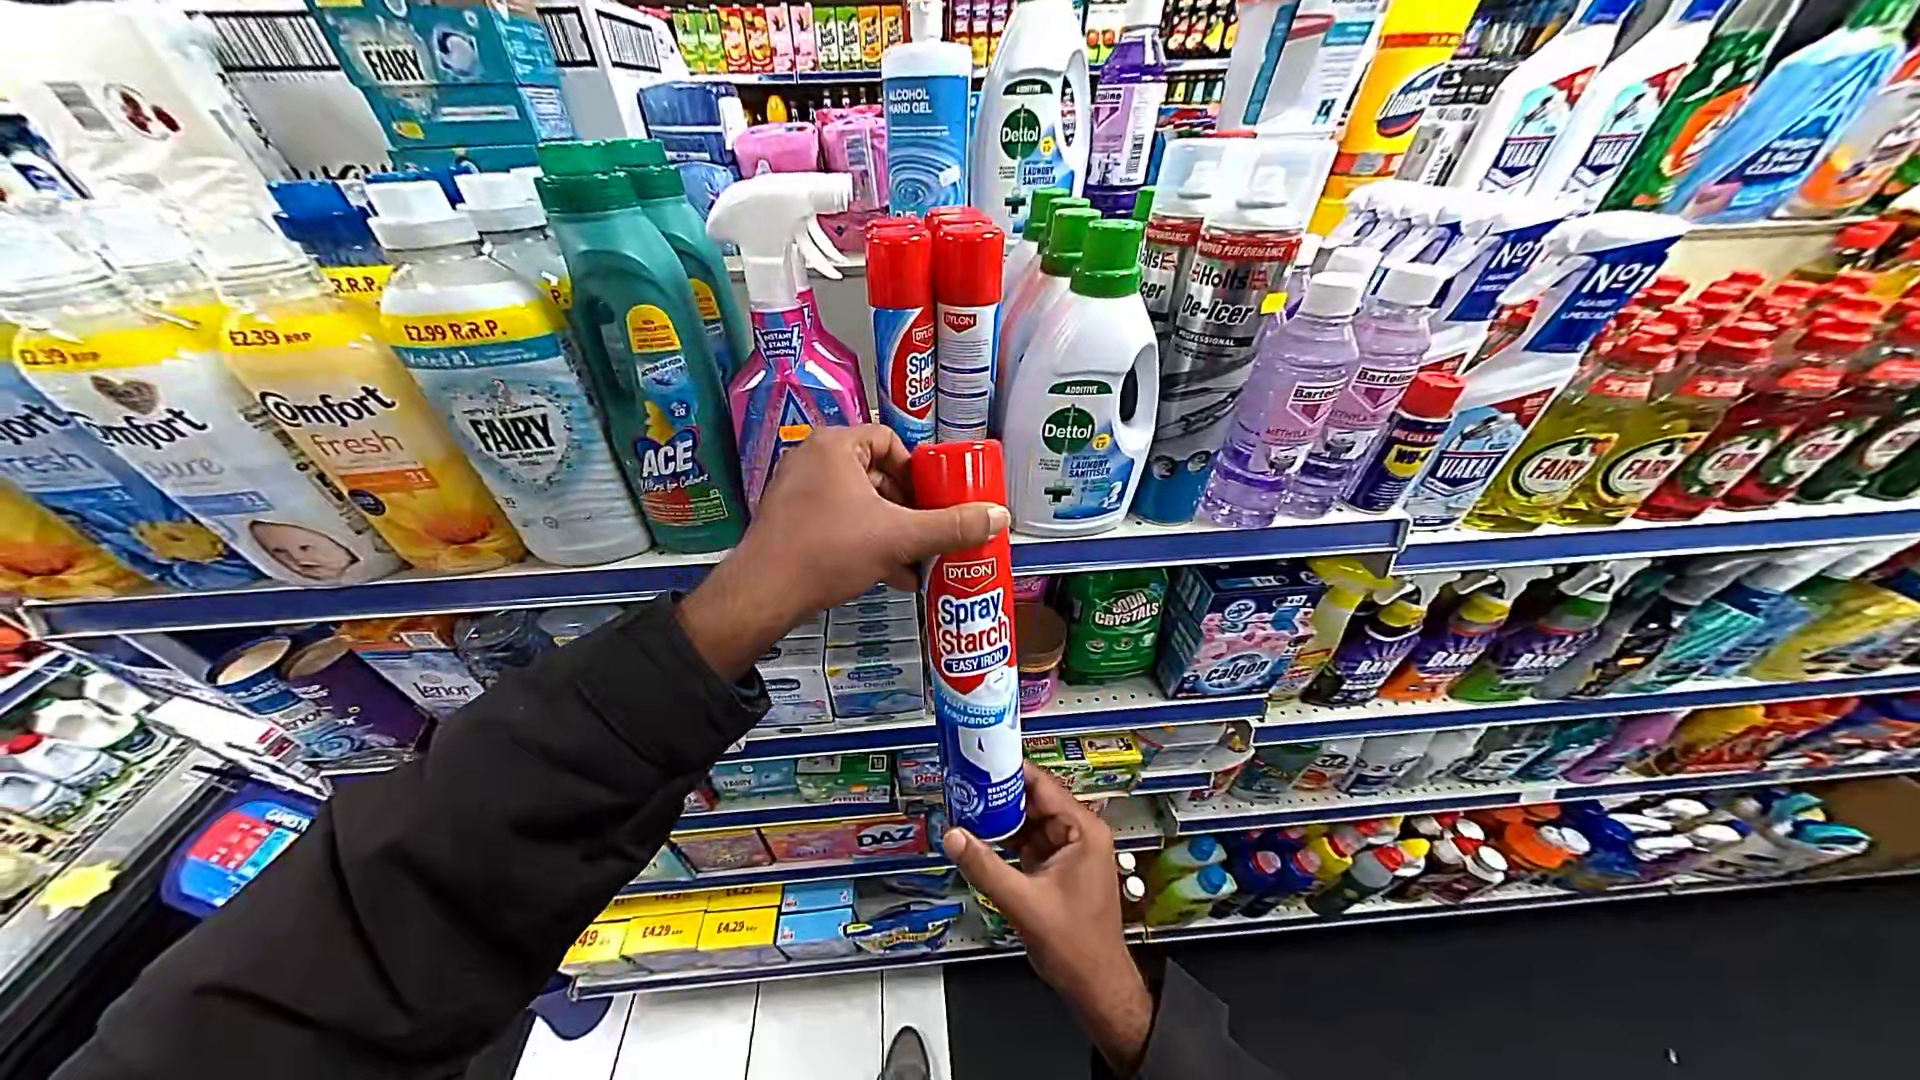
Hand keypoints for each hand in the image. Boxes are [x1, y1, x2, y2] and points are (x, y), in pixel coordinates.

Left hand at [676, 425, 1008, 677]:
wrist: (764, 595)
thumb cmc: (830, 550)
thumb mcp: (899, 537)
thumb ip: (951, 526)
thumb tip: (1000, 517)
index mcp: (835, 446)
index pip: (890, 441)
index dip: (918, 470)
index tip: (935, 499)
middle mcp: (813, 460)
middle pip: (878, 475)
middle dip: (909, 508)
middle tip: (931, 531)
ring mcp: (798, 492)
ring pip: (860, 504)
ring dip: (893, 531)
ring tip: (918, 559)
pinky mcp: (791, 522)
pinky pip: (840, 522)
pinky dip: (867, 543)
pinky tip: (892, 575)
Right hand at [944, 764, 1153, 1074]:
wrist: (1095, 986)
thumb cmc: (1076, 946)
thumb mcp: (1024, 902)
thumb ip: (986, 867)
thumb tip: (954, 836)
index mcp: (1084, 830)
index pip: (1042, 784)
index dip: (1010, 770)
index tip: (981, 760)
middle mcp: (1079, 832)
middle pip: (1033, 799)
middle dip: (999, 794)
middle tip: (966, 785)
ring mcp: (1068, 848)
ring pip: (1028, 819)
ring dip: (1000, 816)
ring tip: (967, 805)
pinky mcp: (1056, 864)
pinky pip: (1028, 839)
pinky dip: (1006, 837)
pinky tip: (981, 835)